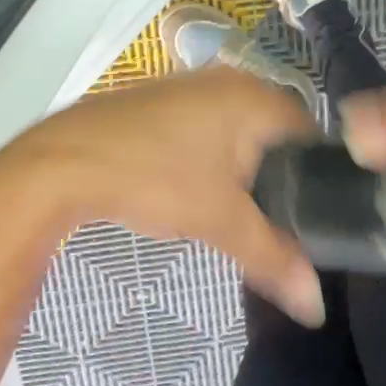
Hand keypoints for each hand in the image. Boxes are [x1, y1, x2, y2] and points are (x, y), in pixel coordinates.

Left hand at [0, 68, 325, 326]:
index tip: (319, 216)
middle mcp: (231, 79)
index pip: (311, 133)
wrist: (66, 159)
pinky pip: (211, 126)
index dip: (320, 176)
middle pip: (276, 131)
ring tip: (244, 211)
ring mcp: (195, 84)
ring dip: (245, 167)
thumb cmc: (155, 178)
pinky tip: (201, 188)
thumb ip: (274, 259)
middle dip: (280, 176)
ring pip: (241, 129)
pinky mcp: (165, 98)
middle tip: (283, 220)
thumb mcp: (221, 222)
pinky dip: (215, 156)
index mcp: (255, 96)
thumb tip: (316, 305)